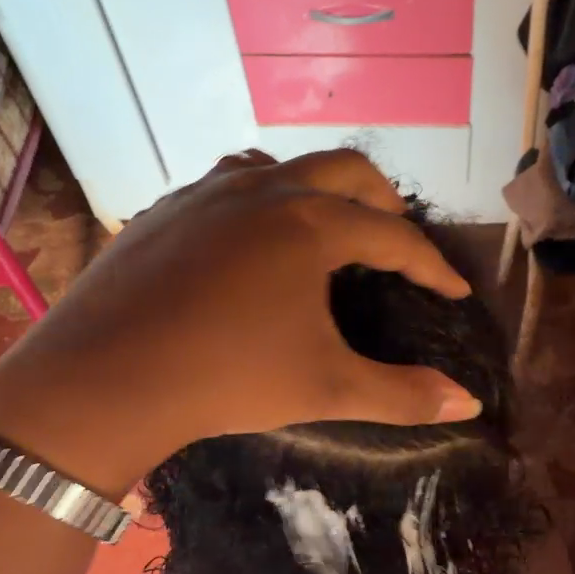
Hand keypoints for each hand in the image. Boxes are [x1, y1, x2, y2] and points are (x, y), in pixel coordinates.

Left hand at [0, 149, 480, 494]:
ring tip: (329, 228)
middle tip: (399, 240)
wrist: (106, 377)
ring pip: (281, 168)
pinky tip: (251, 241)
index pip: (394, 235)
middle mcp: (264, 190)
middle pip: (345, 172)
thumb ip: (403, 395)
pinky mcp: (165, 210)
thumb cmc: (228, 378)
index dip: (431, 265)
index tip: (453, 291)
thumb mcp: (327, 389)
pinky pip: (228, 186)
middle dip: (384, 203)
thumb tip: (468, 405)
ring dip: (319, 190)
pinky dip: (261, 202)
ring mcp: (207, 192)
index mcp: (311, 224)